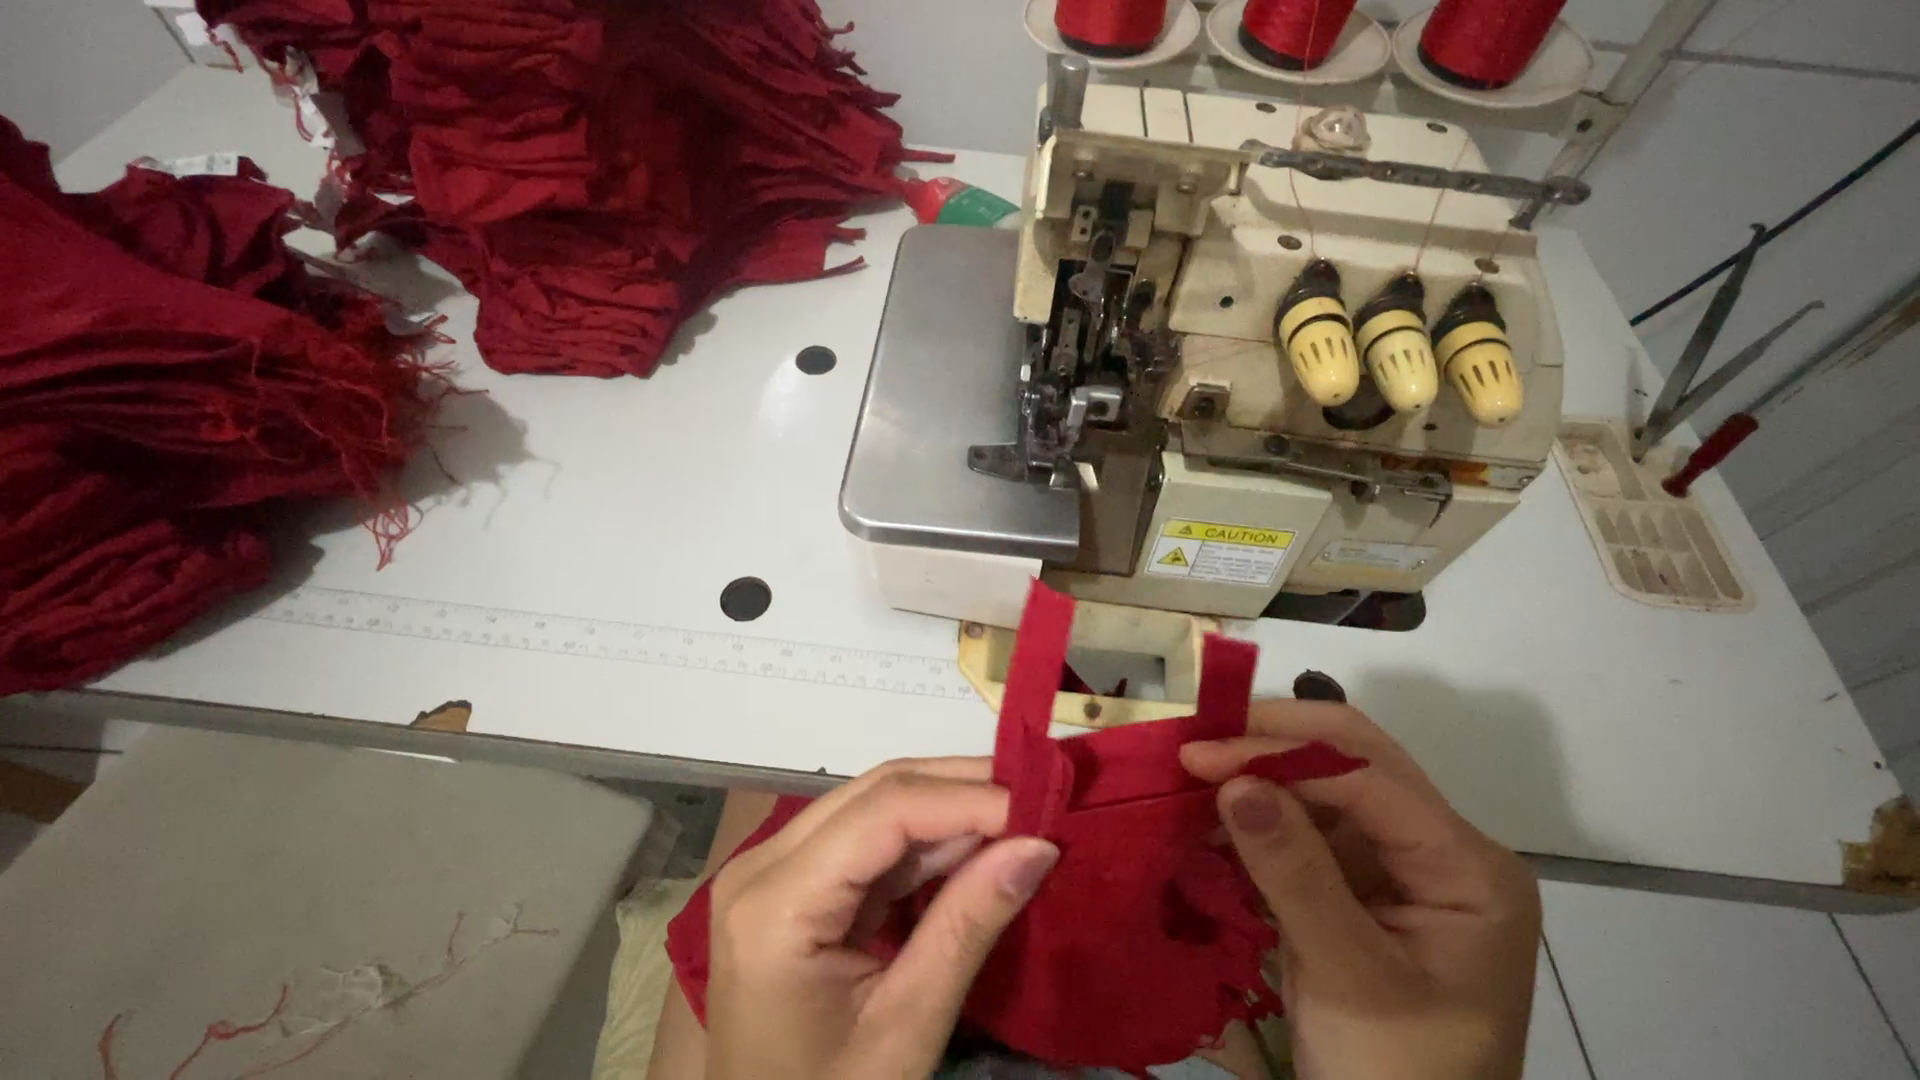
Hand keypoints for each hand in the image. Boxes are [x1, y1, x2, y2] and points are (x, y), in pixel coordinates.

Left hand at [704, 758, 1059, 1079]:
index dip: (967, 798)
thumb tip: (1039, 845)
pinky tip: (977, 843)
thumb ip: (968, 926)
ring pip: (873, 804)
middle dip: (962, 787)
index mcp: (776, 903)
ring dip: (949, 806)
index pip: (883, 812)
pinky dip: (926, 839)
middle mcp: (764, 863)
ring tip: (1020, 815)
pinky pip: (867, 838)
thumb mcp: (905, 1027)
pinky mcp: (792, 881)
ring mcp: (773, 868)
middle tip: (1039, 796)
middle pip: (875, 792)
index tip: (1041, 806)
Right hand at [1182, 700, 1540, 1079]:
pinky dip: (1257, 812)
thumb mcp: (1350, 978)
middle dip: (1271, 741)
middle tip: (1194, 742)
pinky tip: (1211, 810)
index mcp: (1467, 867)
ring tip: (1192, 767)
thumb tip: (1234, 784)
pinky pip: (1304, 825)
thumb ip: (1296, 876)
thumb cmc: (1398, 1072)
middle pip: (1354, 760)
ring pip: (1323, 784)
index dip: (1280, 753)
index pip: (1369, 778)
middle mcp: (1439, 846)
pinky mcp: (1357, 880)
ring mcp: (1398, 862)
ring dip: (1259, 770)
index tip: (1198, 754)